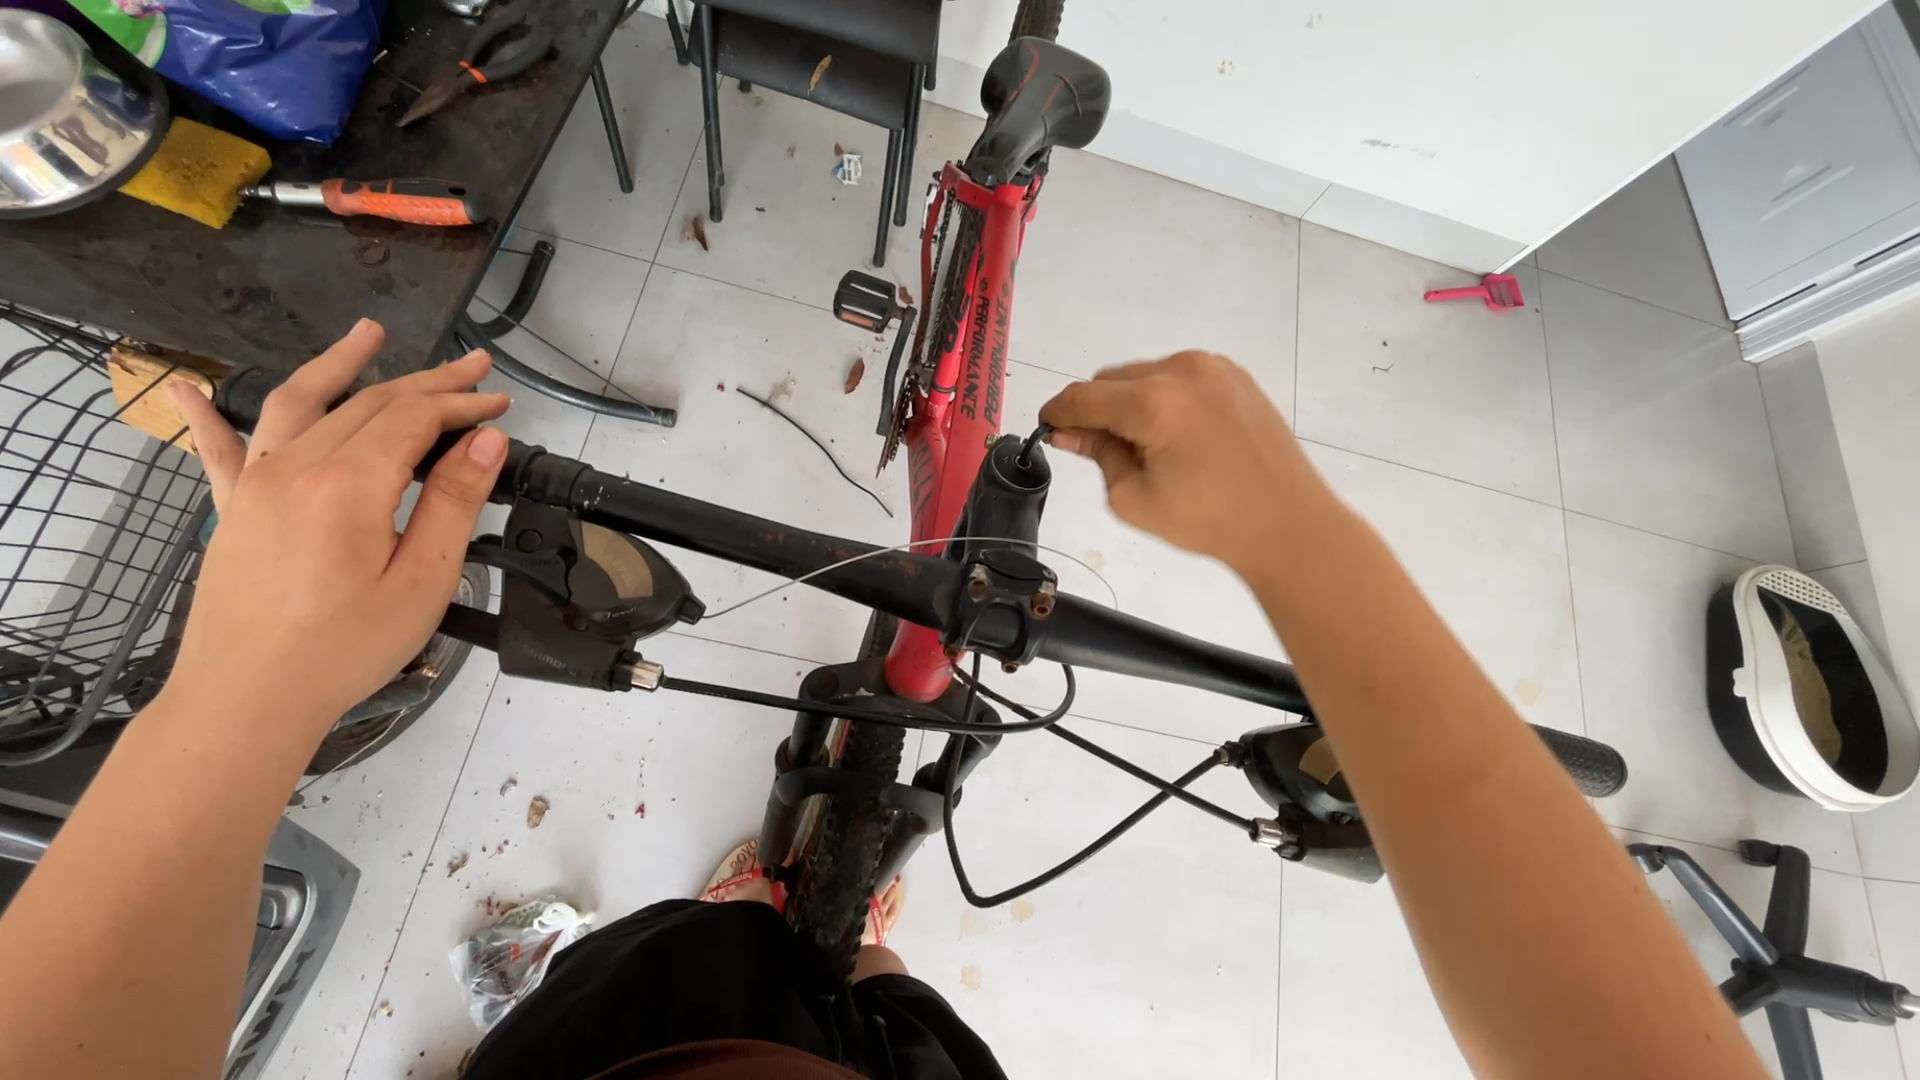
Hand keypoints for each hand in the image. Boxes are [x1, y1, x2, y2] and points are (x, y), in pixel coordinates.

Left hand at [164, 320, 510, 728]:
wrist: (248, 698)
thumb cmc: (348, 645)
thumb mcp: (423, 579)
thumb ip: (452, 502)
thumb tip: (486, 441)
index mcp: (349, 487)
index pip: (413, 419)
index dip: (462, 405)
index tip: (504, 403)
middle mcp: (296, 469)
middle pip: (369, 403)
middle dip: (429, 382)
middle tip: (477, 368)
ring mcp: (256, 485)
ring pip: (300, 404)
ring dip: (340, 364)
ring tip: (369, 333)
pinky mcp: (233, 509)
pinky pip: (219, 450)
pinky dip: (206, 414)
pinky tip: (187, 388)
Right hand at [1038, 350, 1323, 573]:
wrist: (1286, 522)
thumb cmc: (1206, 520)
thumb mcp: (1133, 497)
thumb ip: (1097, 454)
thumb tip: (1066, 431)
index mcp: (1152, 403)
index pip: (1083, 397)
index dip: (1057, 413)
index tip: (1047, 428)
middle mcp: (1180, 370)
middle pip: (1110, 380)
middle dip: (1098, 410)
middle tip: (1107, 453)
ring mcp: (1212, 367)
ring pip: (1144, 375)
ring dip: (1131, 402)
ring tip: (1151, 447)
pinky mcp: (1234, 375)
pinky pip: (1177, 376)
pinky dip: (1164, 398)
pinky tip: (1180, 435)